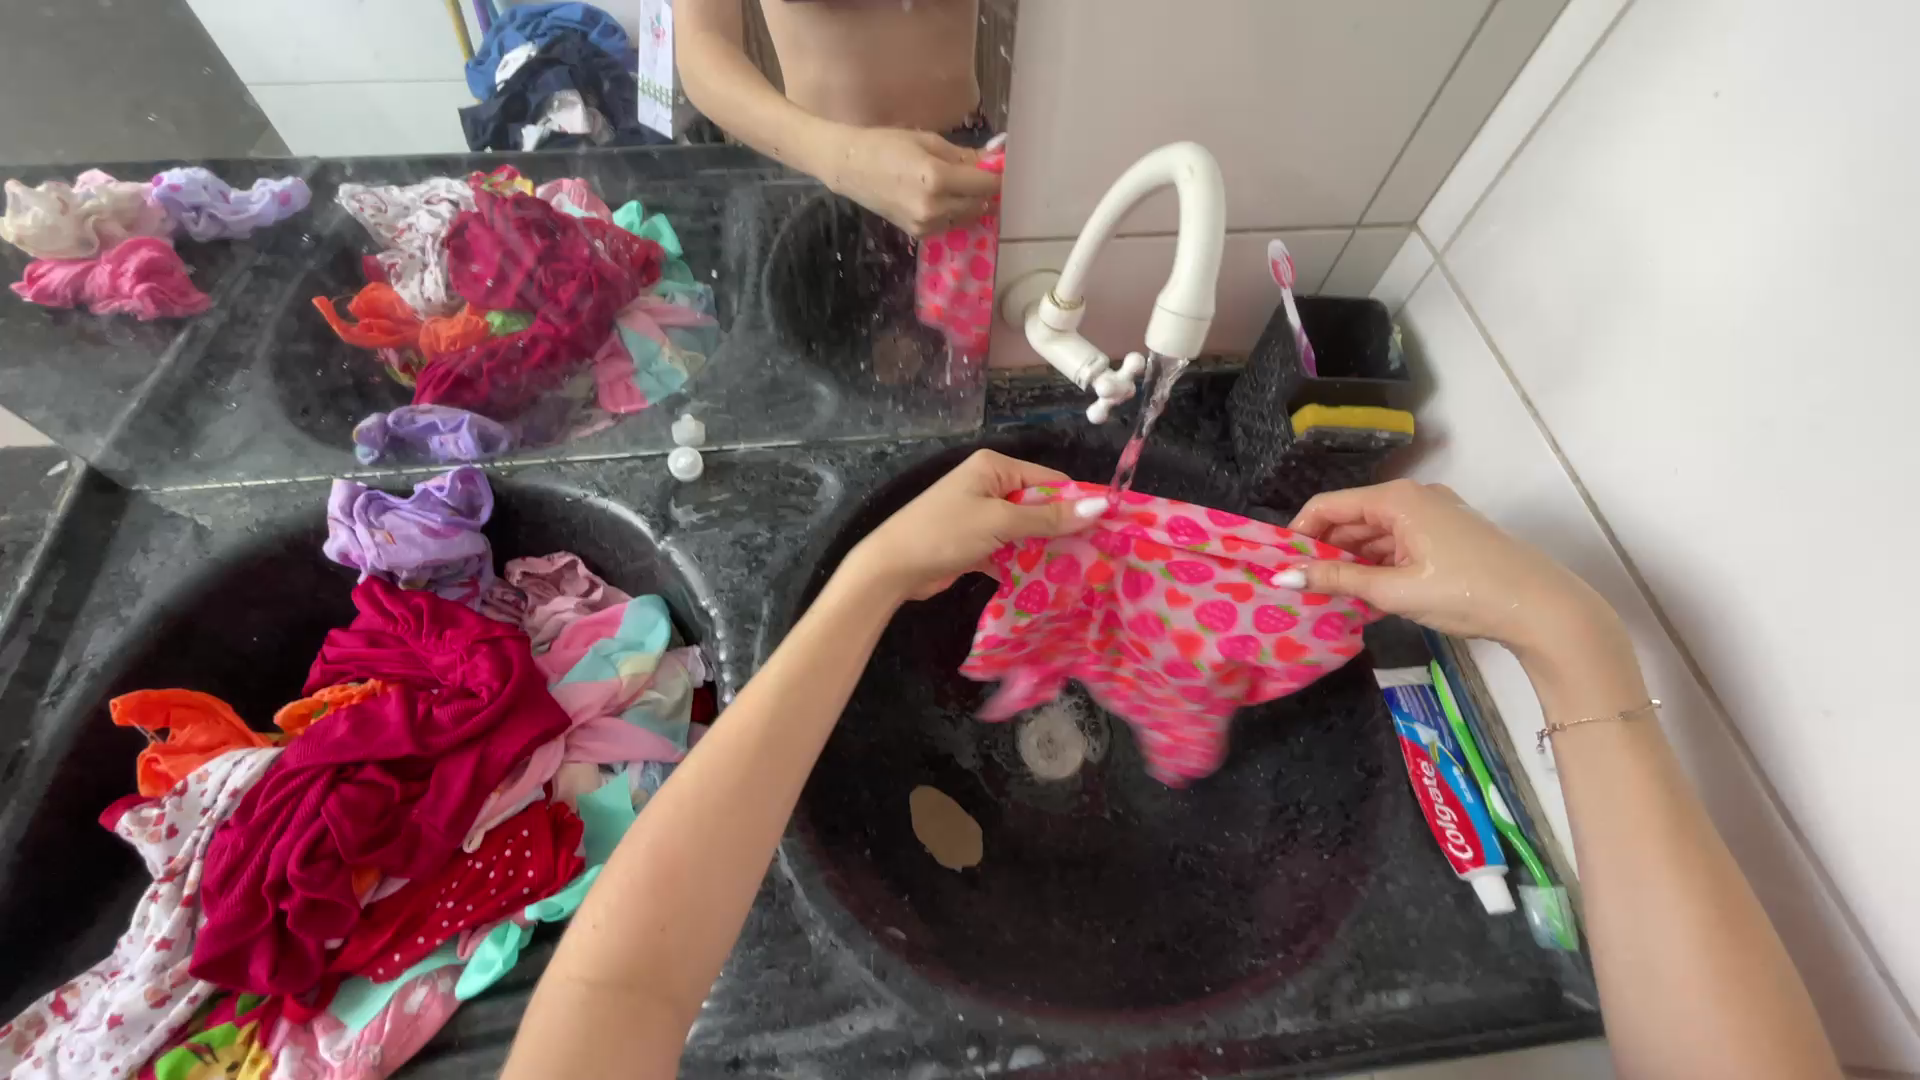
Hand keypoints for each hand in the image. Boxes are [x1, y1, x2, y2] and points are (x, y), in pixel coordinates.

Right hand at [823, 126, 1000, 236]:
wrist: (850, 168)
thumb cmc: (887, 145)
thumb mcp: (928, 141)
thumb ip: (963, 155)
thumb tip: (993, 159)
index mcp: (937, 179)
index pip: (985, 184)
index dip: (998, 176)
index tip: (1003, 167)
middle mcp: (935, 208)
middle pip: (980, 204)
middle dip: (986, 190)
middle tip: (985, 175)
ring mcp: (927, 225)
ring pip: (967, 218)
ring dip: (973, 203)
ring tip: (965, 186)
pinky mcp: (919, 234)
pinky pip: (950, 226)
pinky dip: (955, 213)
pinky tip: (947, 199)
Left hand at [842, 450, 1106, 602]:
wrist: (892, 568)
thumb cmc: (945, 533)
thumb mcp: (1000, 522)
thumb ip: (1049, 517)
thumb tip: (1100, 505)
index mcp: (995, 468)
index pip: (1049, 481)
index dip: (1077, 503)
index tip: (1107, 529)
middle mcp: (990, 486)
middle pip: (1040, 506)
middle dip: (1062, 530)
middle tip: (1096, 557)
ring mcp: (981, 515)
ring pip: (1026, 532)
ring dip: (1044, 550)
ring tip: (1078, 573)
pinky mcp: (975, 543)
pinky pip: (1010, 550)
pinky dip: (1023, 563)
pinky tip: (1045, 583)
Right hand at [1288, 479, 1621, 657]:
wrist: (1546, 612)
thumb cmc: (1465, 593)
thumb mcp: (1393, 590)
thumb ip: (1335, 579)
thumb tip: (1283, 576)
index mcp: (1397, 499)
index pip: (1328, 506)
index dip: (1299, 533)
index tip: (1281, 565)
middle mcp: (1412, 498)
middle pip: (1350, 519)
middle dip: (1323, 551)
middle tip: (1301, 586)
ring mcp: (1433, 515)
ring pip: (1373, 535)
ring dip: (1350, 562)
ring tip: (1329, 596)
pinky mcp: (1446, 536)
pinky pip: (1396, 544)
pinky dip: (1377, 566)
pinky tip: (1364, 595)